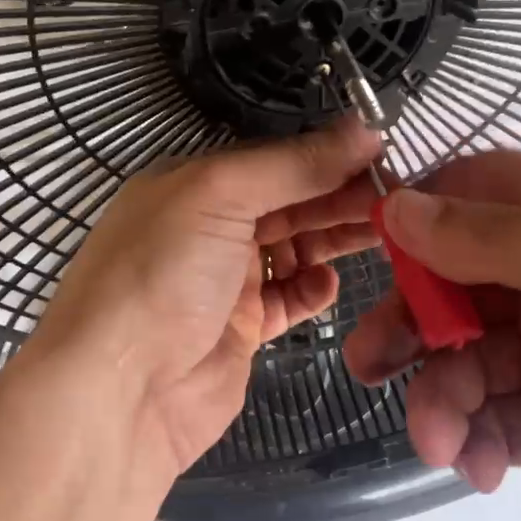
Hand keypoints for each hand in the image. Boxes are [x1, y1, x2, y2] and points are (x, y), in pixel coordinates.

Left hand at [33, 115, 383, 471]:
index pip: (274, 158)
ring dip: (334, 237)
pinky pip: (288, 298)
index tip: (383, 153)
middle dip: (340, 195)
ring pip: (294, 246)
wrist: (120, 392)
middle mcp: (208, 225)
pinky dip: (311, 288)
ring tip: (384, 233)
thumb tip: (363, 128)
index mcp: (193, 183)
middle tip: (400, 196)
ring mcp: (224, 279)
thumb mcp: (220, 195)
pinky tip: (329, 283)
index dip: (327, 155)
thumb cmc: (163, 271)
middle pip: (289, 200)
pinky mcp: (240, 329)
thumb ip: (293, 164)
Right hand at [342, 151, 520, 520]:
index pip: (485, 188)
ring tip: (441, 439)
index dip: (425, 210)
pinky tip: (478, 463)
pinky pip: (497, 415)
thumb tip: (399, 203)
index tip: (373, 247)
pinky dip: (475, 435)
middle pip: (462, 275)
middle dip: (416, 316)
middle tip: (371, 361)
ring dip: (441, 389)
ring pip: (470, 350)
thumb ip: (508, 237)